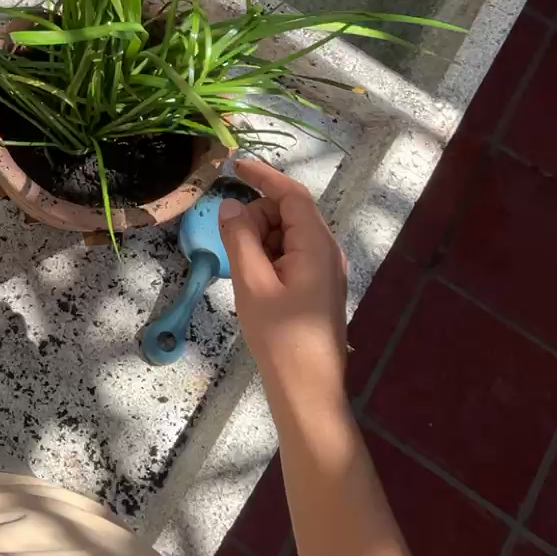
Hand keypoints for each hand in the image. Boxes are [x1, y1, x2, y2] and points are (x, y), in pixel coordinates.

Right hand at [219, 159, 348, 411]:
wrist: (307, 389)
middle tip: (232, 243)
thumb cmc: (280, 335)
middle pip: (288, 213)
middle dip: (256, 216)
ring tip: (242, 270)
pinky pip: (289, 254)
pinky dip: (266, 254)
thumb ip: (240, 238)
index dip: (264, 176)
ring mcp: (324, 271)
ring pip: (286, 234)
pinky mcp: (316, 287)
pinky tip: (252, 279)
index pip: (292, 195)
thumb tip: (230, 207)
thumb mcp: (251, 283)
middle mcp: (326, 252)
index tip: (233, 166)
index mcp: (317, 246)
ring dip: (259, 238)